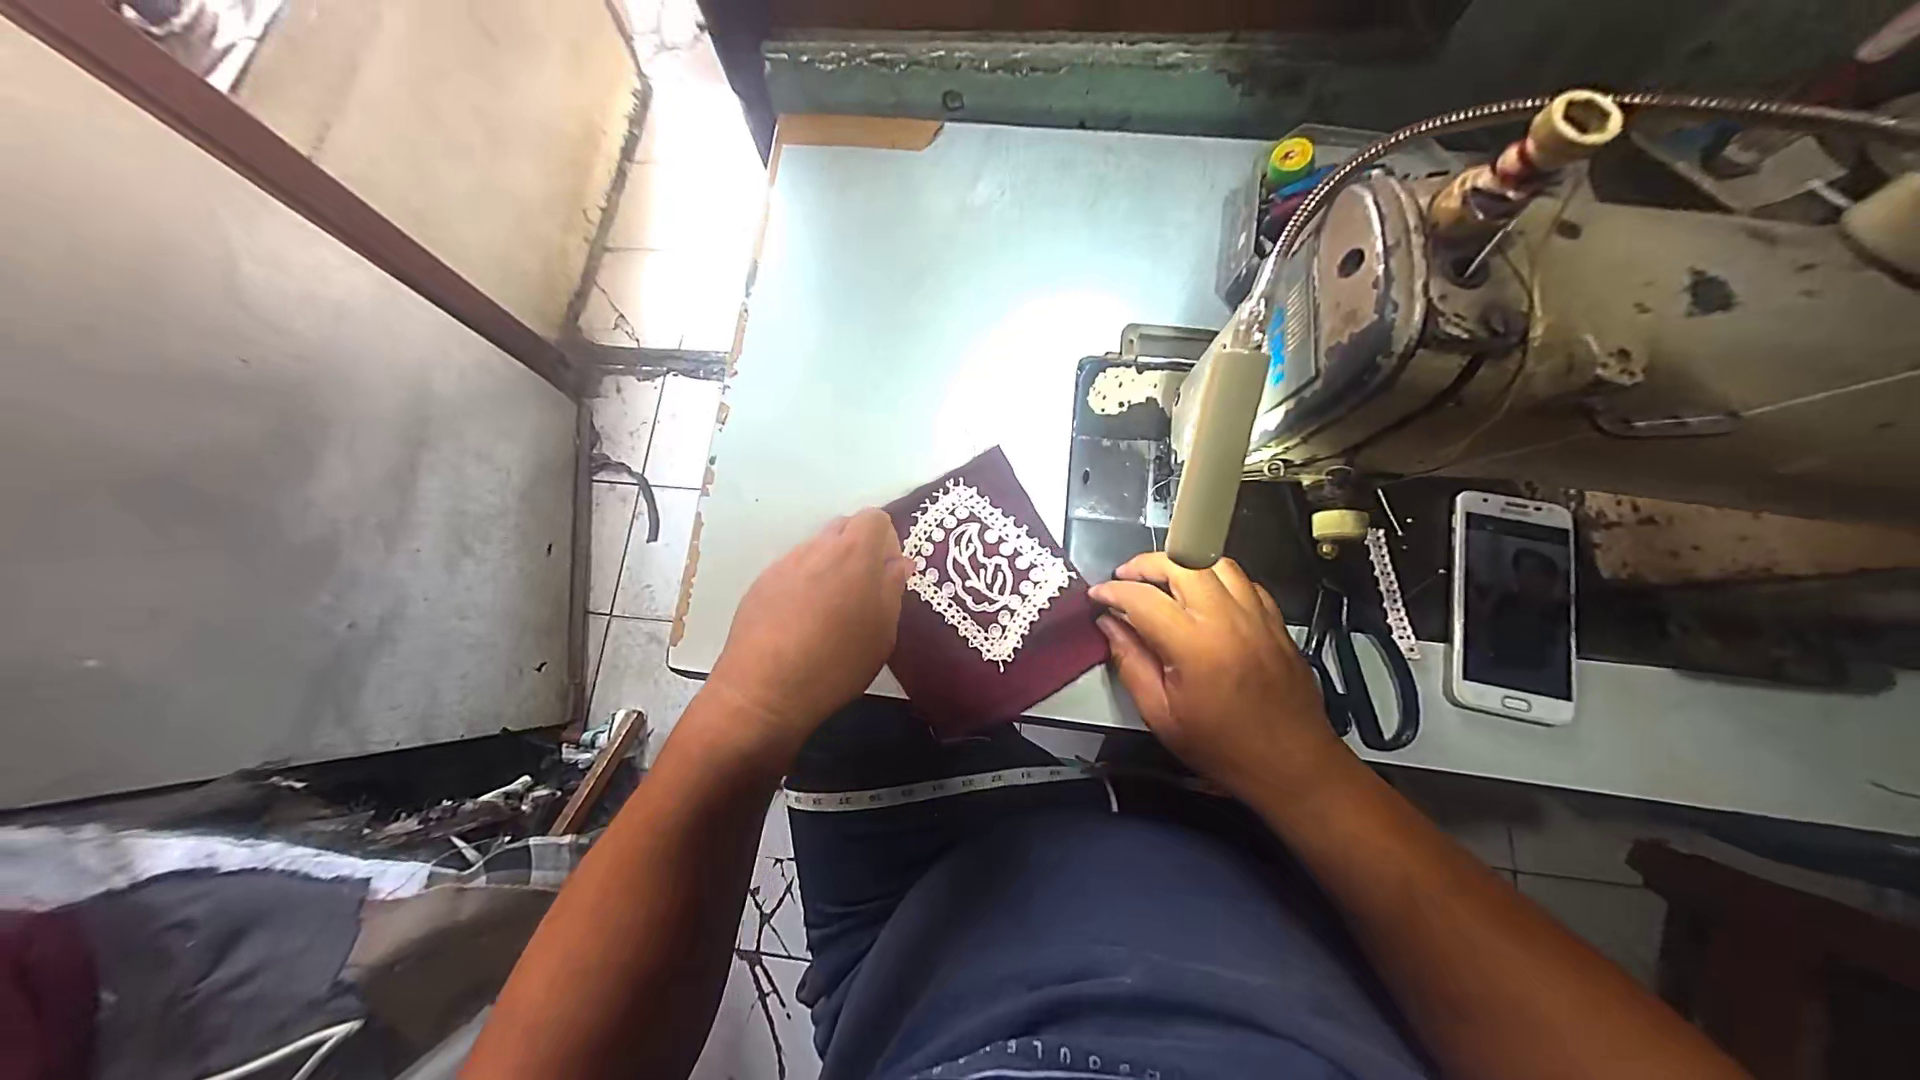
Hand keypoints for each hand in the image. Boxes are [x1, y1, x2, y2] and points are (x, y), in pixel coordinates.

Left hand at [705, 509, 909, 767]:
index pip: (875, 518)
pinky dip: (806, 582)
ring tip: (831, 610)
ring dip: (832, 566)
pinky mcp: (762, 582)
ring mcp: (785, 563)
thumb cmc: (835, 665)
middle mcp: (818, 548)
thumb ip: (893, 590)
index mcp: (854, 554)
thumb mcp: (882, 634)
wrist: (762, 691)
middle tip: (864, 592)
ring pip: (818, 548)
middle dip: (860, 550)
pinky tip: (803, 621)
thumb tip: (898, 564)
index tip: (887, 575)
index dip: (887, 542)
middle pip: (845, 527)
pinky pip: (794, 569)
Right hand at [1088, 553, 1345, 800]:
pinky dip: (1216, 579)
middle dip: (1145, 564)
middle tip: (1124, 578)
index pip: (1142, 597)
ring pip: (1215, 563)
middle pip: (1180, 564)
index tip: (1098, 596)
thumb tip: (1110, 626)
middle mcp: (1228, 621)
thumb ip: (1130, 662)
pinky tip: (1202, 596)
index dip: (1112, 591)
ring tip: (1162, 580)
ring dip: (1182, 564)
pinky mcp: (1274, 622)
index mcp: (1195, 645)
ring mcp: (1256, 617)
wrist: (1291, 766)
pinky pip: (1243, 581)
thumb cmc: (1226, 749)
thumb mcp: (1161, 714)